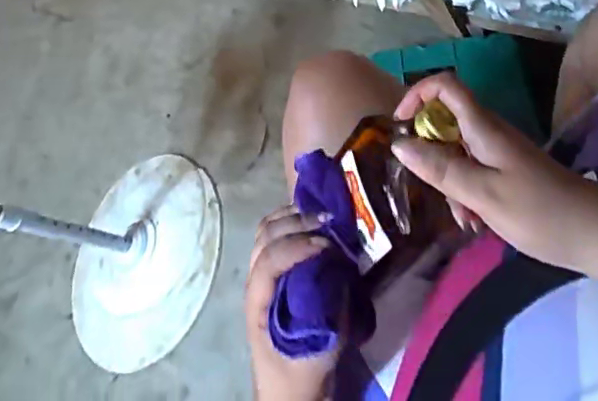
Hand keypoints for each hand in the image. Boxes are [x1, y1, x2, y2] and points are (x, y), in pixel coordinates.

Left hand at [245, 205, 338, 400]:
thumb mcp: (318, 357)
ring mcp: (261, 276)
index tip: (325, 246)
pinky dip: (290, 221)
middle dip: (296, 223)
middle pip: (266, 237)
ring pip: (266, 230)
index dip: (296, 247)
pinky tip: (311, 221)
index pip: (269, 260)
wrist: (288, 397)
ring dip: (292, 217)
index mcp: (258, 303)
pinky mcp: (272, 275)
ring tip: (320, 216)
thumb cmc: (299, 379)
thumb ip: (331, 319)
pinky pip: (273, 235)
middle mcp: (254, 283)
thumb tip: (343, 274)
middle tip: (327, 221)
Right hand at [392, 73, 597, 268]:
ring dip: (449, 180)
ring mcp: (499, 150)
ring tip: (463, 219)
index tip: (402, 125)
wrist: (597, 233)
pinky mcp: (508, 170)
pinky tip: (476, 223)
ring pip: (457, 150)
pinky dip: (467, 191)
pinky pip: (473, 169)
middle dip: (430, 152)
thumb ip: (440, 169)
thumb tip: (399, 143)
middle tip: (432, 187)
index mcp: (482, 127)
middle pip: (445, 121)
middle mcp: (489, 130)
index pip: (444, 85)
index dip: (418, 95)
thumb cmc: (539, 212)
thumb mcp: (483, 194)